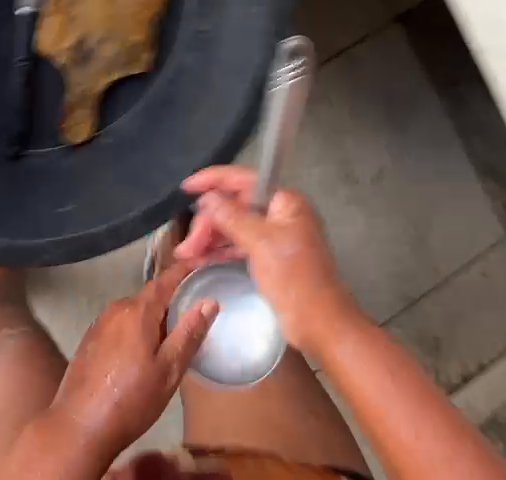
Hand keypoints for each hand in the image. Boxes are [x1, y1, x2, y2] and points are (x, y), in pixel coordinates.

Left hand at [49, 263, 218, 458]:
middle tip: (192, 317)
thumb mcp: (168, 371)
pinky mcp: (90, 340)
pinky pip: (120, 325)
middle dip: (170, 302)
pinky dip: (135, 330)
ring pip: (134, 312)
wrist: (79, 427)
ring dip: (152, 319)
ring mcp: (99, 323)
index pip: (165, 280)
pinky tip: (140, 355)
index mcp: (137, 311)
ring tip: (170, 340)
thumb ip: (189, 334)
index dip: (184, 272)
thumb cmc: (131, 400)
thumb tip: (209, 301)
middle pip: (149, 297)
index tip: (201, 266)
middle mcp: (116, 309)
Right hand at [173, 166, 359, 354]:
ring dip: (209, 238)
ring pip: (233, 227)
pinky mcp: (268, 258)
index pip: (242, 180)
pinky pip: (237, 245)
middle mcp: (279, 213)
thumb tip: (207, 197)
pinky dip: (219, 250)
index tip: (186, 187)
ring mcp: (273, 237)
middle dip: (208, 222)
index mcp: (284, 201)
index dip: (213, 180)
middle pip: (234, 206)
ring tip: (185, 255)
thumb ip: (231, 216)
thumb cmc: (295, 278)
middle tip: (186, 245)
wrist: (320, 324)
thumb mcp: (260, 242)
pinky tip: (198, 259)